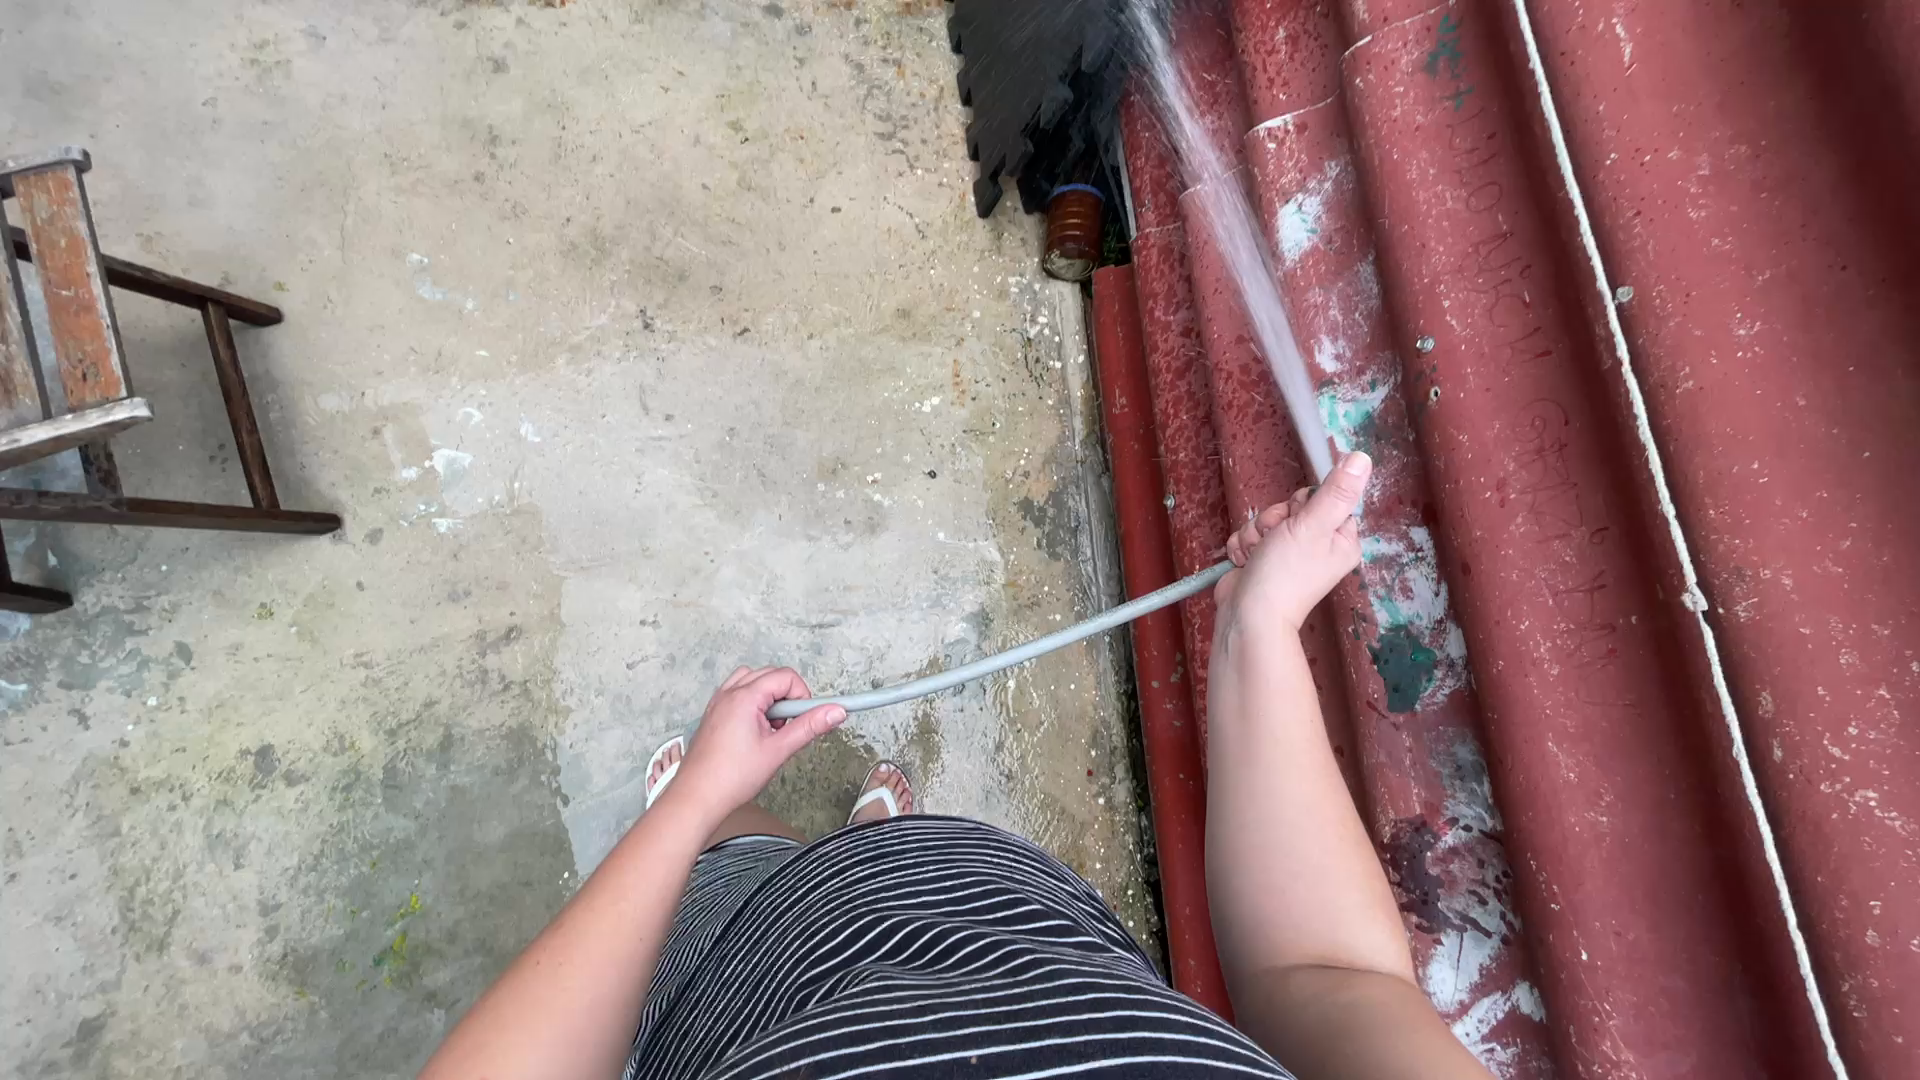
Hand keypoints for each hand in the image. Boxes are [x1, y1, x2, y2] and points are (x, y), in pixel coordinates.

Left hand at [671, 667, 846, 820]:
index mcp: (744, 697)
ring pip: (752, 680)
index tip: (807, 716)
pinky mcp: (713, 715)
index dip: (802, 696)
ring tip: (771, 727)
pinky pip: (737, 693)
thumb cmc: (729, 778)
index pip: (786, 677)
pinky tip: (755, 730)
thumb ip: (809, 727)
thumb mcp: (778, 750)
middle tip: (789, 725)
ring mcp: (718, 703)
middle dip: (786, 697)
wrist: (696, 799)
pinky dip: (752, 703)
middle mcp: (728, 694)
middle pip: (770, 675)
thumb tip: (834, 712)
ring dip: (768, 697)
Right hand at [1216, 451, 1371, 632]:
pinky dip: (1241, 547)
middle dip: (1273, 519)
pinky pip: (1247, 537)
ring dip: (1253, 534)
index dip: (1302, 504)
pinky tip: (1245, 562)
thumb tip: (1362, 457)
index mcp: (1340, 540)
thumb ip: (1335, 491)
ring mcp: (1286, 555)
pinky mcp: (1260, 561)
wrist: (1248, 614)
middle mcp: (1317, 547)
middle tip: (1274, 538)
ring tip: (1258, 555)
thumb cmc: (1285, 573)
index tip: (1297, 519)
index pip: (1323, 499)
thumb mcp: (1313, 525)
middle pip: (1289, 508)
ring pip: (1264, 521)